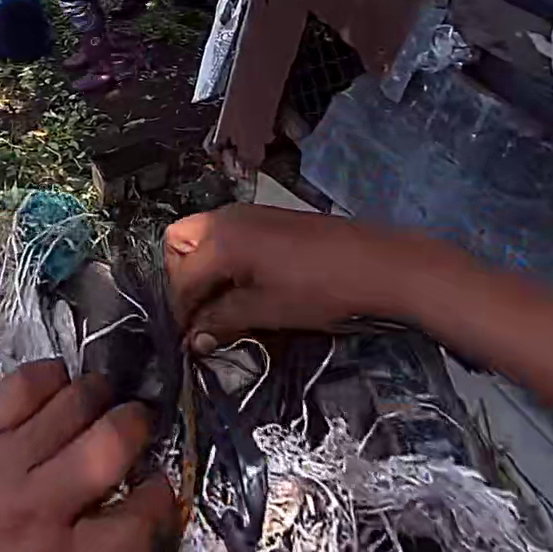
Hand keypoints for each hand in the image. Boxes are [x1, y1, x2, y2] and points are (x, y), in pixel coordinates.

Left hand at [0, 361, 175, 551]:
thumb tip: (134, 520)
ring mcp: (5, 458)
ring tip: (104, 394)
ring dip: (98, 392)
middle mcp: (41, 504)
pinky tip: (58, 379)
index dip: (161, 496)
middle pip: (110, 444)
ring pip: (73, 403)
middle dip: (136, 424)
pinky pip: (23, 384)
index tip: (159, 485)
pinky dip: (49, 373)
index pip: (138, 521)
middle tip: (139, 420)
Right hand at [165, 205, 422, 351]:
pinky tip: (241, 284)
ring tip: (219, 301)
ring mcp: (244, 213)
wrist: (373, 263)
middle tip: (198, 312)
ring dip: (199, 266)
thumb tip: (193, 339)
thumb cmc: (319, 290)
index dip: (180, 311)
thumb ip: (223, 320)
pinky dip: (218, 256)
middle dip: (180, 277)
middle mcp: (225, 218)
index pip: (182, 277)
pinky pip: (222, 232)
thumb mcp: (268, 311)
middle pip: (178, 242)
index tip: (187, 340)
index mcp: (222, 240)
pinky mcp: (262, 217)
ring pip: (199, 234)